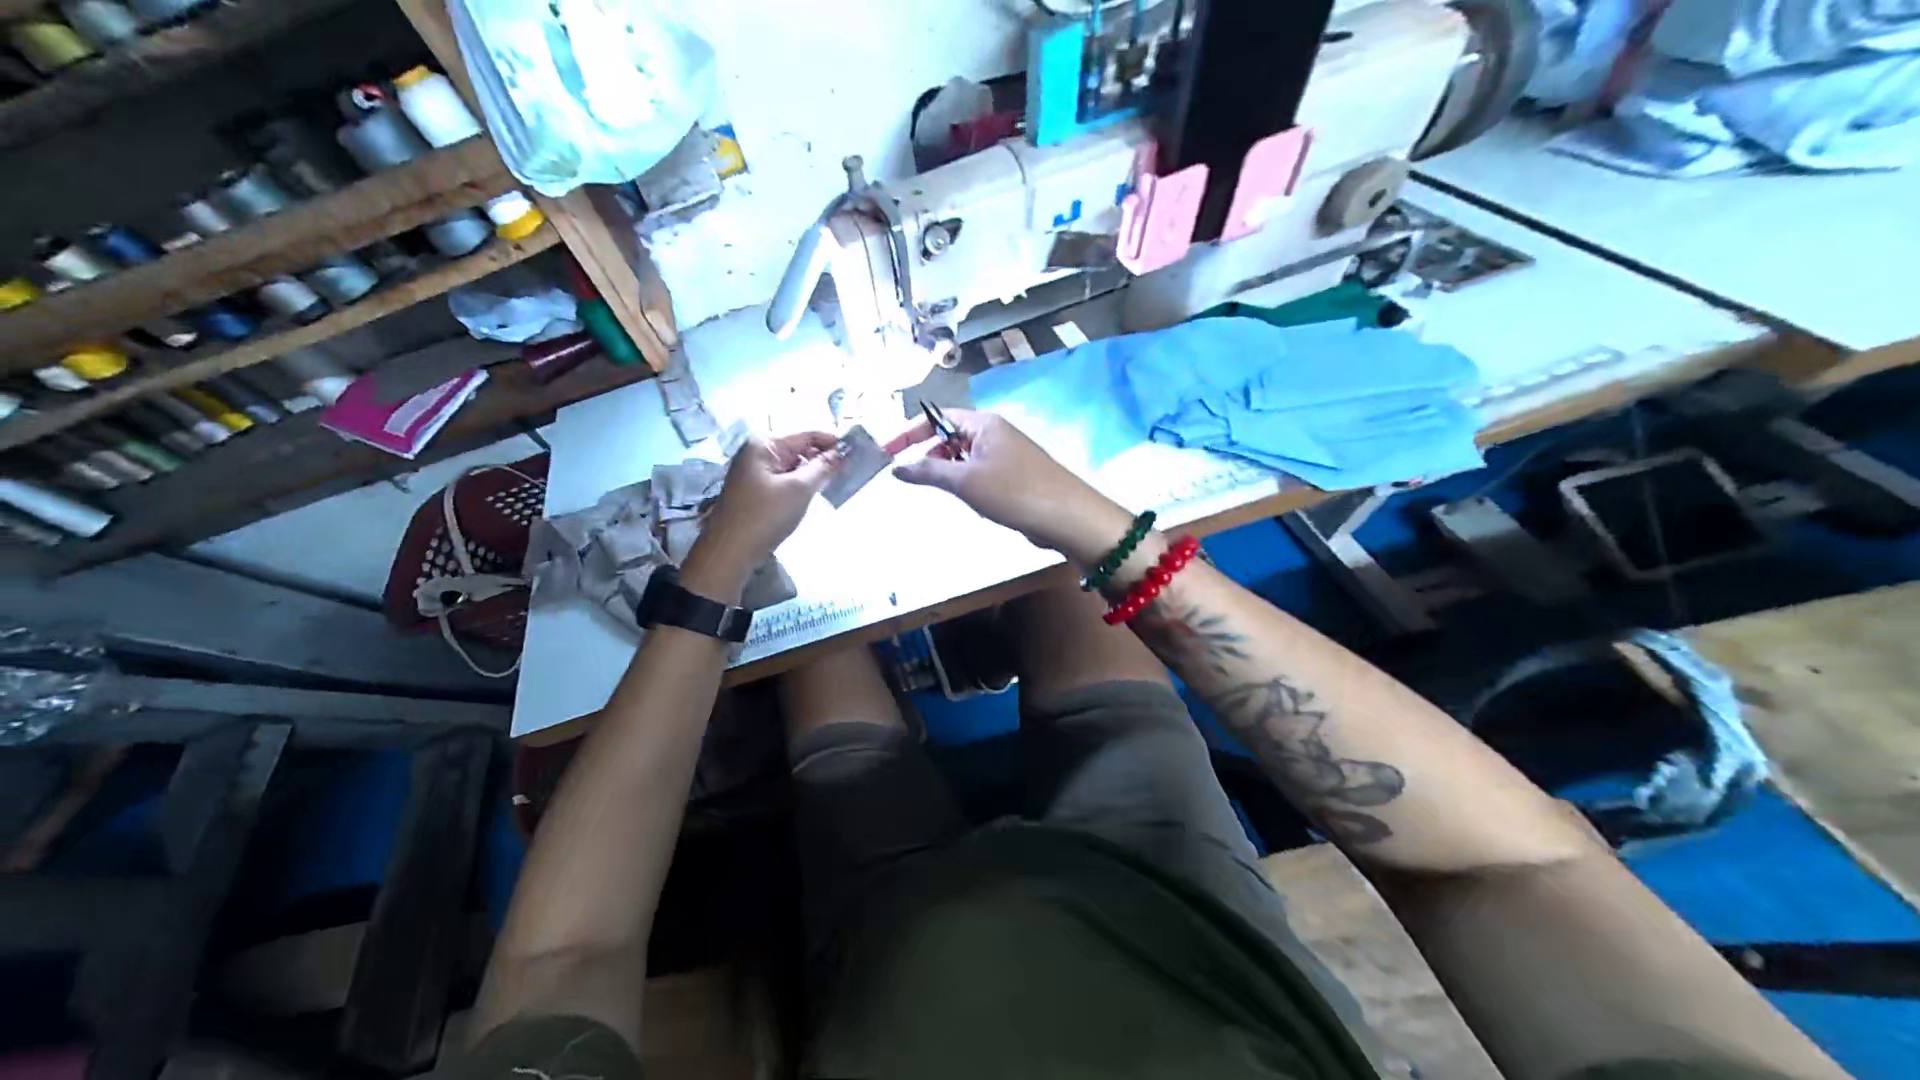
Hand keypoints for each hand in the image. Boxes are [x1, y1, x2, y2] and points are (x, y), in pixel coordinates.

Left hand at [686, 432, 839, 597]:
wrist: (729, 552)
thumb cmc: (765, 515)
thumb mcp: (799, 489)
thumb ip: (823, 467)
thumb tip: (844, 452)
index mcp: (764, 444)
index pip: (807, 435)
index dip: (833, 443)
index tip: (858, 453)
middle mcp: (757, 453)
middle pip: (800, 449)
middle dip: (823, 460)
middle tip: (850, 472)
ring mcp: (754, 472)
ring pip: (793, 467)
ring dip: (813, 475)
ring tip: (836, 484)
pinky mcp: (755, 491)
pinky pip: (784, 481)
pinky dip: (800, 486)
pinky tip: (814, 496)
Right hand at [886, 409, 1131, 566]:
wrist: (1066, 517)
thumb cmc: (1013, 492)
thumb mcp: (964, 481)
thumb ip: (928, 472)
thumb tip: (896, 467)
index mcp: (983, 424)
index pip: (936, 418)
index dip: (908, 433)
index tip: (885, 452)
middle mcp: (994, 433)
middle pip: (949, 435)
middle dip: (929, 454)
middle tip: (914, 478)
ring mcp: (1006, 454)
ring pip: (964, 457)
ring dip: (948, 472)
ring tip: (945, 492)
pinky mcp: (1014, 476)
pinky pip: (979, 473)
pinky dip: (966, 483)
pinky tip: (970, 501)